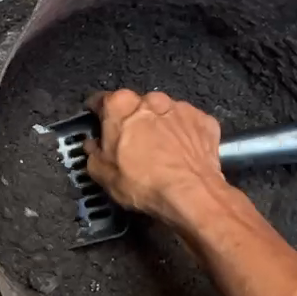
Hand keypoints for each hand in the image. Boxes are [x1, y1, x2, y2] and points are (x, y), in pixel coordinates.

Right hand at [85, 90, 231, 227]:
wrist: (190, 194)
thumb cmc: (145, 182)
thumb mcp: (102, 174)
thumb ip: (92, 153)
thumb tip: (93, 147)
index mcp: (121, 106)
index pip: (102, 101)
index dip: (97, 114)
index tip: (97, 123)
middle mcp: (151, 100)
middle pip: (135, 107)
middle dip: (131, 123)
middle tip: (128, 148)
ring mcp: (180, 109)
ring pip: (162, 115)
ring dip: (158, 129)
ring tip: (157, 156)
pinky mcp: (203, 121)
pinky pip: (187, 125)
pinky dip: (182, 136)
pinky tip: (178, 157)